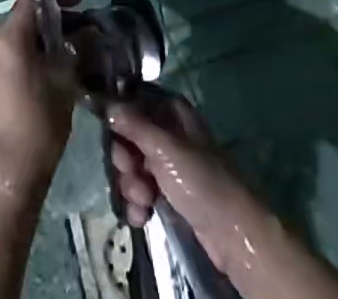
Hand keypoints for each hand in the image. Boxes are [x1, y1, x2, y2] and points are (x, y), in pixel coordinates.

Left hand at [0, 0, 80, 197]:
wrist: (8, 169)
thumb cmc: (40, 122)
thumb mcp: (66, 80)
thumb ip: (75, 46)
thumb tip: (87, 30)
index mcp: (7, 38)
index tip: (78, 5)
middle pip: (23, 17)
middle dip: (50, 21)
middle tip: (77, 34)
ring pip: (15, 35)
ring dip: (39, 38)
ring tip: (64, 54)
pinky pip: (6, 51)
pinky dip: (26, 52)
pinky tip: (45, 69)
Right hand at [106, 95, 268, 264]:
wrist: (232, 234)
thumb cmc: (201, 181)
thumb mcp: (165, 149)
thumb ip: (133, 125)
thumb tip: (105, 104)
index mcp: (173, 113)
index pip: (135, 103)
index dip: (119, 118)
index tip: (110, 135)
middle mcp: (169, 134)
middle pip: (128, 138)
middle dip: (124, 161)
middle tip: (131, 173)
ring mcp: (168, 165)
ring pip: (132, 167)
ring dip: (130, 186)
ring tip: (143, 201)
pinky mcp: (168, 193)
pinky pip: (140, 191)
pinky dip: (137, 203)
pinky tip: (142, 216)